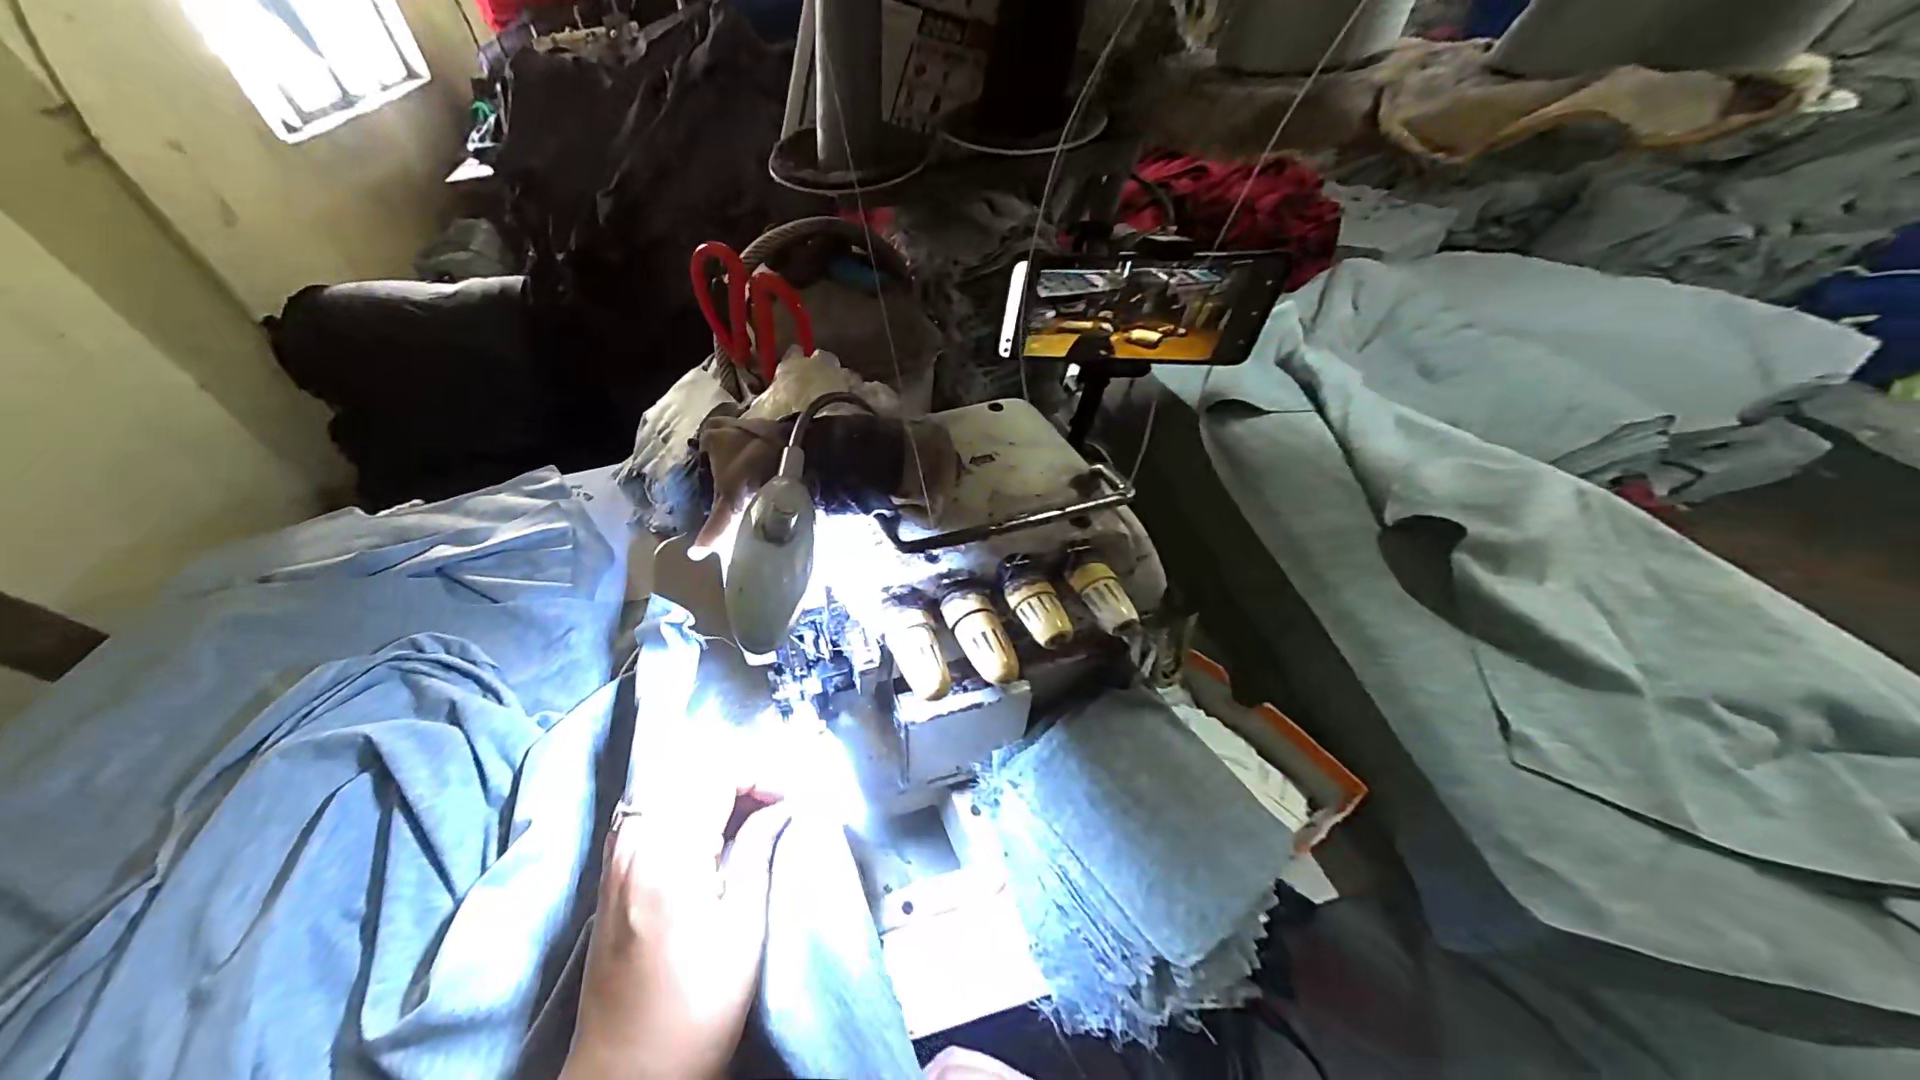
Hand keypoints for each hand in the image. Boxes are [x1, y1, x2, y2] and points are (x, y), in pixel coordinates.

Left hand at [561, 760, 790, 1079]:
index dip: (759, 777)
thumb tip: (782, 806)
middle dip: (737, 779)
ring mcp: (614, 861)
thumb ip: (758, 852)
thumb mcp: (745, 930)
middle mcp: (632, 848)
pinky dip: (682, 806)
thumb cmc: (699, 1010)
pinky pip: (647, 813)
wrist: (627, 1075)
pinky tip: (706, 831)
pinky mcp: (609, 876)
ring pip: (665, 790)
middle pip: (687, 776)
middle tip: (773, 805)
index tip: (790, 801)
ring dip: (709, 790)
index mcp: (668, 860)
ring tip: (745, 816)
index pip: (714, 779)